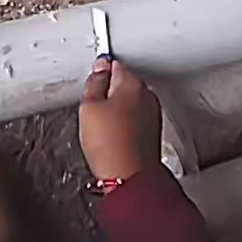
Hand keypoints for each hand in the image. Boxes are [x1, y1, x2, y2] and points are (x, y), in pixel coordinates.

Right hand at [78, 57, 160, 181]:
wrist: (128, 177)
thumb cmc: (110, 144)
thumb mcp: (89, 106)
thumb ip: (94, 82)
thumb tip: (99, 70)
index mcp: (132, 84)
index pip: (114, 65)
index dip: (99, 73)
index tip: (92, 82)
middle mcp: (147, 95)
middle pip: (124, 82)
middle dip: (109, 91)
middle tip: (93, 107)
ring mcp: (152, 113)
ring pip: (130, 100)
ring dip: (117, 107)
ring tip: (103, 125)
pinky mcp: (152, 130)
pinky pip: (135, 117)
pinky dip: (125, 122)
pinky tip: (113, 134)